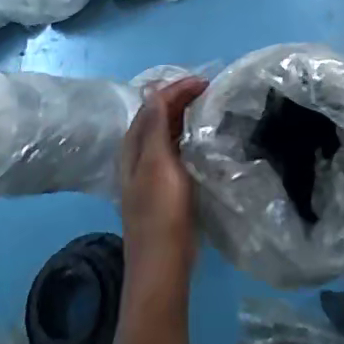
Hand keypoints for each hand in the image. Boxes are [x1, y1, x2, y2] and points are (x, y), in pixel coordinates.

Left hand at [120, 76, 205, 288]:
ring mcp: (150, 171)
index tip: (206, 81)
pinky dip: (187, 136)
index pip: (153, 105)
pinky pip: (174, 148)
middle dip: (180, 98)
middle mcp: (138, 155)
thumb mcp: (158, 164)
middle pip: (157, 116)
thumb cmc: (161, 211)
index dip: (177, 89)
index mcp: (134, 146)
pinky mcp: (163, 186)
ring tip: (208, 106)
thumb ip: (156, 127)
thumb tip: (154, 91)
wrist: (162, 262)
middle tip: (209, 89)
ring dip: (184, 116)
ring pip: (166, 132)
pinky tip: (201, 139)